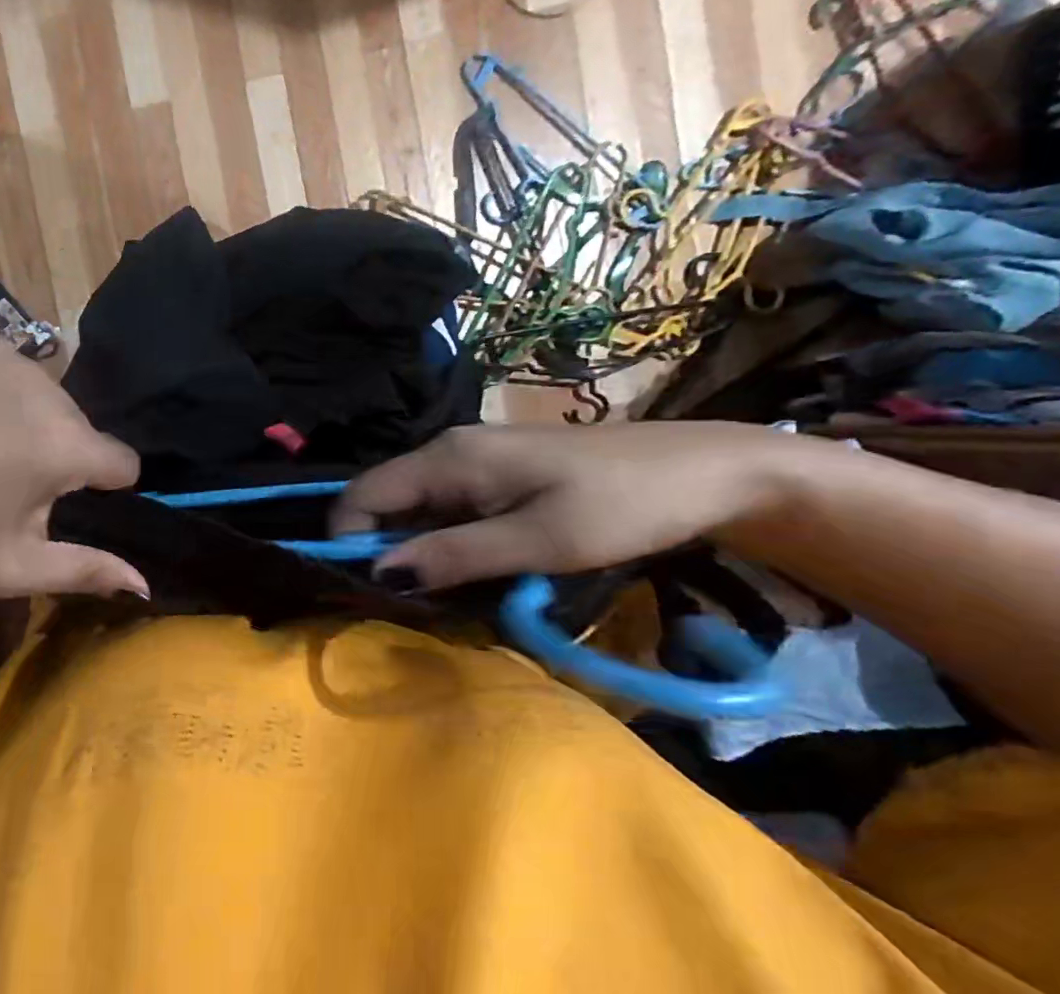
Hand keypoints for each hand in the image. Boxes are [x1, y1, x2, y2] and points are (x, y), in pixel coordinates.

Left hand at [0, 335, 147, 598]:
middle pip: (81, 427)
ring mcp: (7, 357)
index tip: (60, 501)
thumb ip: (85, 571)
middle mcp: (49, 390)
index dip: (102, 487)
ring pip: (46, 396)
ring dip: (29, 420)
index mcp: (66, 446)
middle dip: (59, 453)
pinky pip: (7, 370)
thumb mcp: (11, 567)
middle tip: (5, 483)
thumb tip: (144, 581)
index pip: (123, 462)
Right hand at [330, 422, 828, 589]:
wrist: (712, 471)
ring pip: (414, 512)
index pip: (361, 495)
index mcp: (447, 458)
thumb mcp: (539, 541)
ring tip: (446, 598)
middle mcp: (446, 453)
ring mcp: (471, 463)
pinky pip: (446, 512)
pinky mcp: (495, 477)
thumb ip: (454, 555)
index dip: (347, 541)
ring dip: (419, 555)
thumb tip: (379, 574)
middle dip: (384, 555)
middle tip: (411, 606)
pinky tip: (476, 574)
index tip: (369, 592)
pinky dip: (447, 546)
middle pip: (383, 504)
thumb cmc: (625, 504)